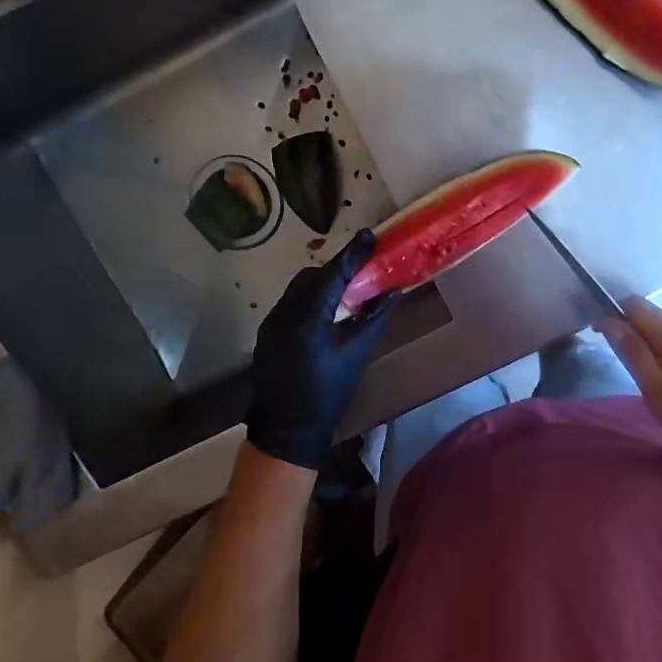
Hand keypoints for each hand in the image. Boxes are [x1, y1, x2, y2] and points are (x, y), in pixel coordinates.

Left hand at [247, 230, 400, 469]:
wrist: (289, 427)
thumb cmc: (329, 390)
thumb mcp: (357, 353)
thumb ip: (374, 316)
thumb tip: (395, 290)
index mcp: (307, 315)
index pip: (332, 273)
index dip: (353, 253)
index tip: (369, 235)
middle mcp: (283, 312)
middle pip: (311, 277)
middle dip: (336, 270)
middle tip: (361, 271)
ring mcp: (270, 323)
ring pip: (297, 290)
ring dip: (321, 286)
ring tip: (345, 294)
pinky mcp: (266, 334)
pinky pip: (289, 305)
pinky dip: (308, 302)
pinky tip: (324, 316)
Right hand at [598, 296, 661, 475]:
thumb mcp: (658, 392)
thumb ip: (633, 353)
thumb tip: (609, 322)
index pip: (636, 304)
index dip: (612, 313)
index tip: (599, 336)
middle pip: (655, 320)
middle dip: (634, 335)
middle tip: (629, 373)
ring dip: (655, 349)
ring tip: (655, 385)